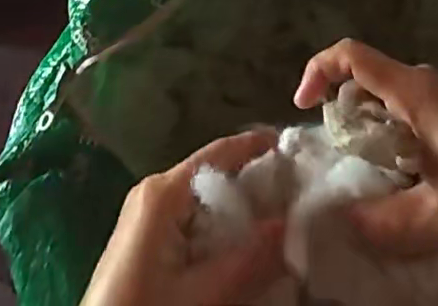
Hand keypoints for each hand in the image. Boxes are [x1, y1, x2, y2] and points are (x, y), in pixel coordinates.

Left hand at [80, 131, 285, 305]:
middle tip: (293, 194)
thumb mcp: (201, 295)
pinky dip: (217, 228)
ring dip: (237, 211)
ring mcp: (146, 214)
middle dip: (252, 184)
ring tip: (275, 220)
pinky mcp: (144, 238)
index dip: (256, 146)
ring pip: (204, 199)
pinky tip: (239, 247)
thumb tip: (291, 223)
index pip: (220, 153)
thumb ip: (249, 258)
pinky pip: (190, 219)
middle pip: (214, 174)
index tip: (293, 147)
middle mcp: (154, 191)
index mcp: (164, 191)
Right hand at [293, 38, 437, 277]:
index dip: (319, 69)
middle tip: (329, 170)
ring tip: (358, 191)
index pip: (354, 55)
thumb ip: (382, 222)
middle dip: (340, 119)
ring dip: (367, 143)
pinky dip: (391, 155)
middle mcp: (429, 90)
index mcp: (418, 93)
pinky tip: (396, 197)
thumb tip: (331, 223)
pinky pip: (410, 131)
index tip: (301, 106)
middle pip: (367, 83)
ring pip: (388, 111)